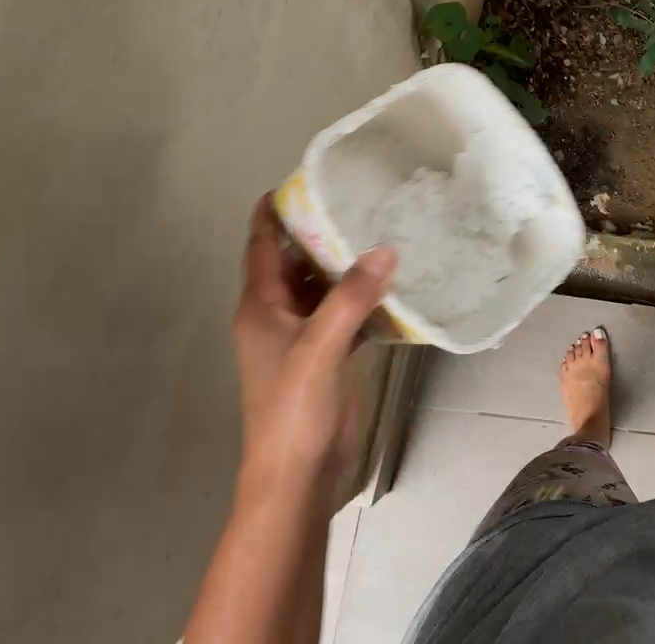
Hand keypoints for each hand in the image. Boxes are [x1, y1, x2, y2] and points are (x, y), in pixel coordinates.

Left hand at [232, 195, 392, 481]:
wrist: (297, 473)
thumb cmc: (293, 407)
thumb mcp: (320, 346)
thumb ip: (351, 297)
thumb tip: (386, 250)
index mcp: (260, 308)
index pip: (261, 247)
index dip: (273, 213)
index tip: (299, 180)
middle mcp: (277, 316)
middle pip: (295, 263)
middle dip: (321, 234)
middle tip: (360, 201)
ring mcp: (302, 337)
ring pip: (323, 288)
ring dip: (347, 266)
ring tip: (383, 233)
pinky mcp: (326, 357)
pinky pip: (344, 315)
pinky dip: (364, 299)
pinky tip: (394, 285)